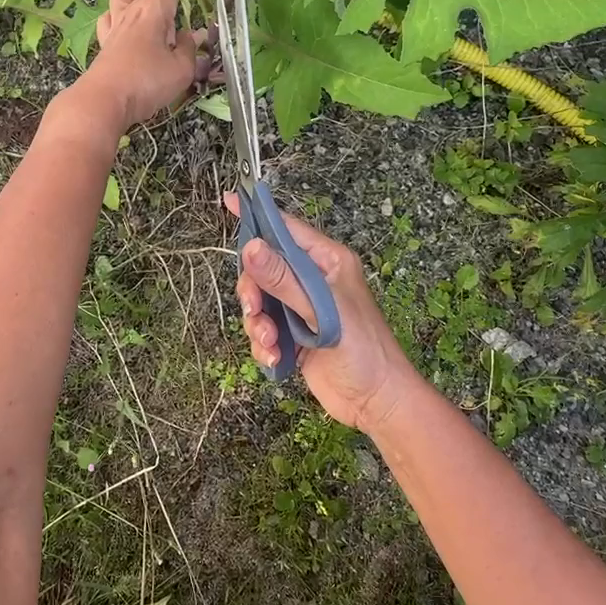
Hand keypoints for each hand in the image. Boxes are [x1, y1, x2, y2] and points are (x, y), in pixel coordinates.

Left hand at [68, 0, 206, 132]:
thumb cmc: (145, 81)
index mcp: (153, 8)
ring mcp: (115, 28)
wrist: (102, 102)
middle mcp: (132, 11)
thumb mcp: (181, 69)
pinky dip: (123, 15)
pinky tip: (130, 24)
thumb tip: (190, 37)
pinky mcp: (106, 46)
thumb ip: (188, 50)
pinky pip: (111, 19)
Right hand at [225, 196, 424, 434]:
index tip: (228, 201)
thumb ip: (283, 279)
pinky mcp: (293, 336)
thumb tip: (250, 246)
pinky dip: (263, 343)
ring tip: (271, 343)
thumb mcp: (321, 310)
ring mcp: (302, 309)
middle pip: (264, 268)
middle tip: (255, 309)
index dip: (258, 218)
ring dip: (258, 322)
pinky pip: (264, 328)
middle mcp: (312, 280)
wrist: (377, 403)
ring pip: (260, 301)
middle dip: (254, 291)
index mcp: (327, 261)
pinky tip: (275, 358)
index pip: (286, 229)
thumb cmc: (363, 349)